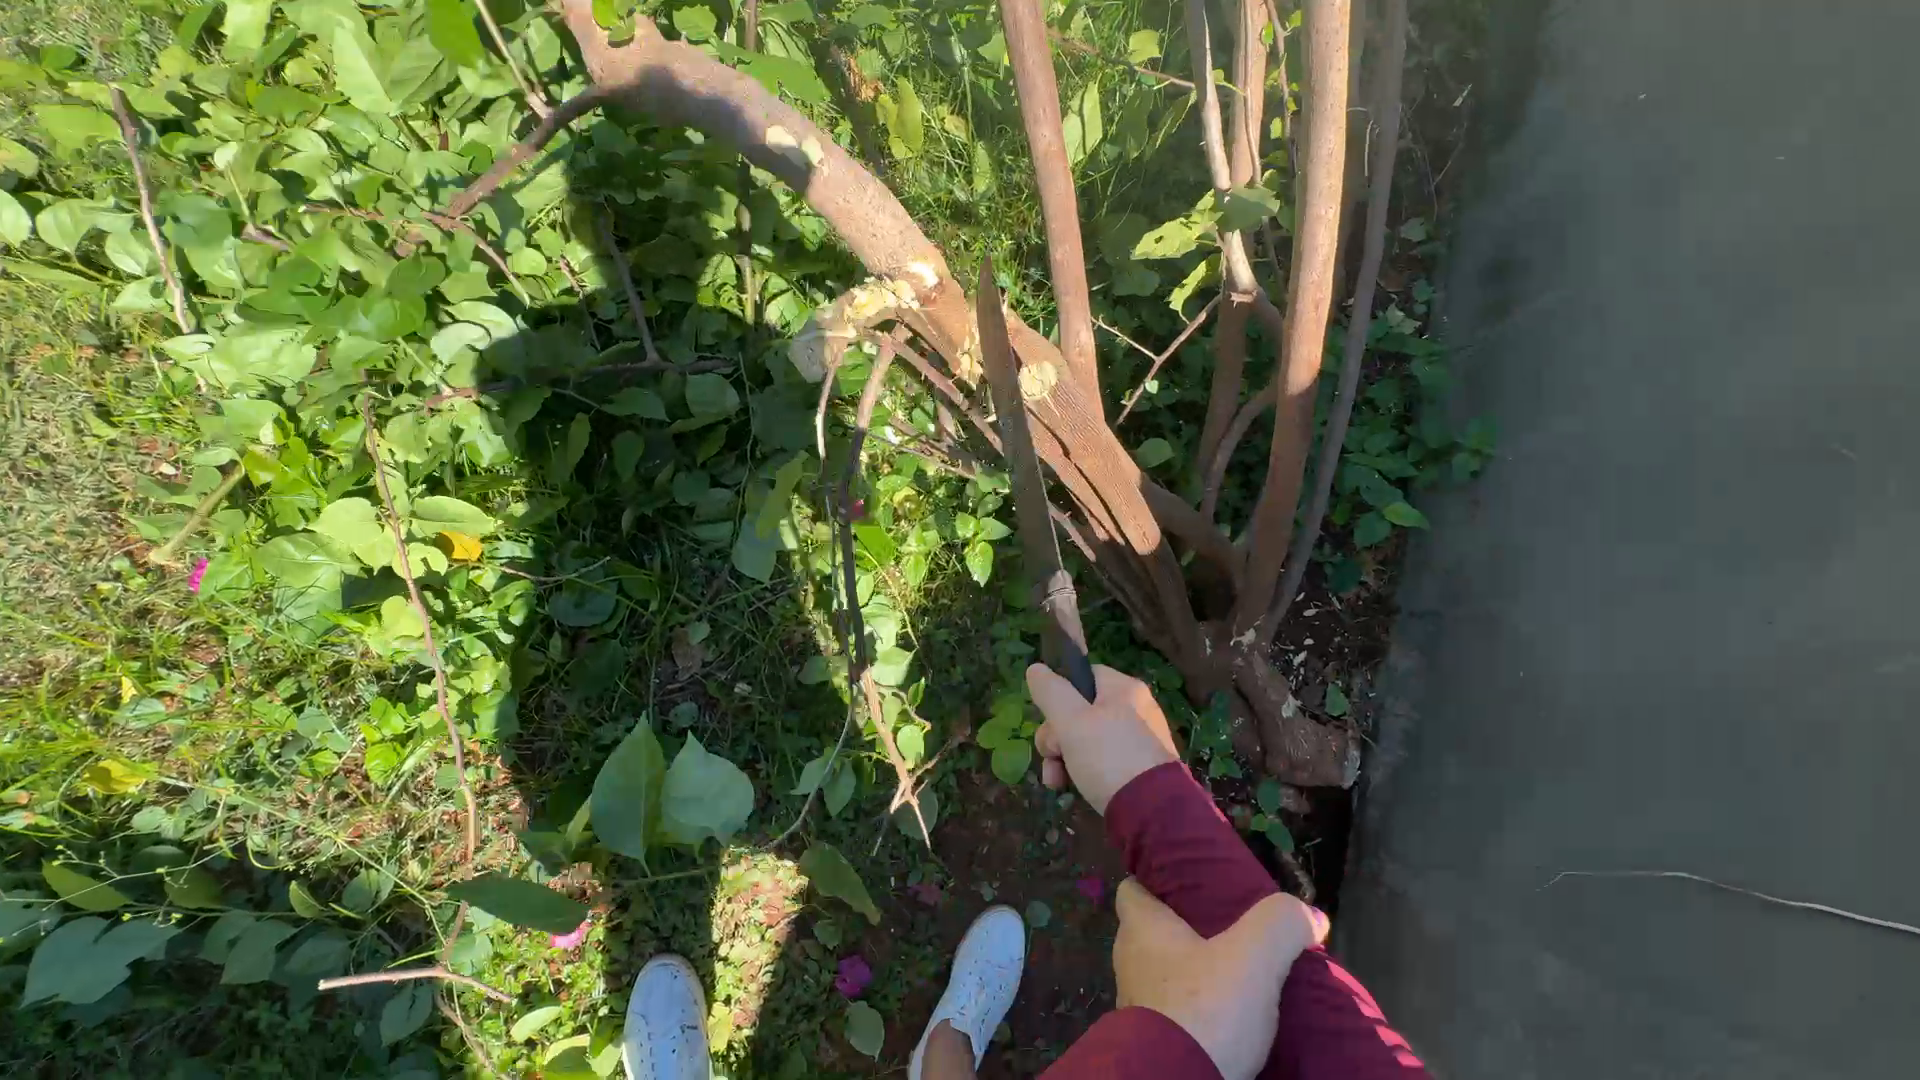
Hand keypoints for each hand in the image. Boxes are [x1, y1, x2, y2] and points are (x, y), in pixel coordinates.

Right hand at [1027, 663, 1178, 814]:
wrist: (1153, 814)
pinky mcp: (1139, 770)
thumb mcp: (1072, 721)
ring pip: (1086, 739)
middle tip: (1052, 756)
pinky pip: (1102, 761)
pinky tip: (1071, 787)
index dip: (1059, 696)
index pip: (1082, 676)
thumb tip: (1036, 669)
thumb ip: (1051, 692)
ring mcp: (1138, 741)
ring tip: (1056, 780)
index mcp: (1124, 689)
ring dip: (1063, 757)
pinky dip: (1083, 771)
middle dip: (1056, 736)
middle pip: (1079, 710)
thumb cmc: (1109, 758)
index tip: (1049, 721)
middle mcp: (1135, 710)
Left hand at [1112, 879, 1328, 1079]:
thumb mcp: (1252, 957)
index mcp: (1140, 928)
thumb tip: (1309, 913)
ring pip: (1161, 976)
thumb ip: (1279, 925)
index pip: (1131, 889)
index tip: (1187, 884)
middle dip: (1182, 930)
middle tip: (1225, 929)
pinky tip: (1228, 1022)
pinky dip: (1195, 1014)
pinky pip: (1172, 1015)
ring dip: (1190, 975)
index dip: (1155, 881)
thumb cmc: (1204, 1010)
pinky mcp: (1151, 1044)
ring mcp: (1136, 1005)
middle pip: (1149, 932)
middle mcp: (1130, 961)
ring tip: (1233, 977)